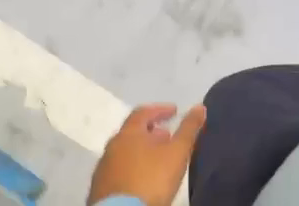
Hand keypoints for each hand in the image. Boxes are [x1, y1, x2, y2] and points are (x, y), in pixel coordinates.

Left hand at [87, 103, 205, 205]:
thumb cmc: (151, 179)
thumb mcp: (178, 151)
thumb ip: (189, 128)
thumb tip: (199, 107)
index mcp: (128, 134)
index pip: (143, 112)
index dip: (160, 110)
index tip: (174, 112)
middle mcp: (111, 148)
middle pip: (132, 133)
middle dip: (151, 132)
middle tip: (167, 137)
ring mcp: (102, 171)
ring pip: (123, 153)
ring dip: (140, 152)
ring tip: (157, 160)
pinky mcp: (99, 192)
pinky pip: (118, 172)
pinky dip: (131, 168)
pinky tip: (142, 179)